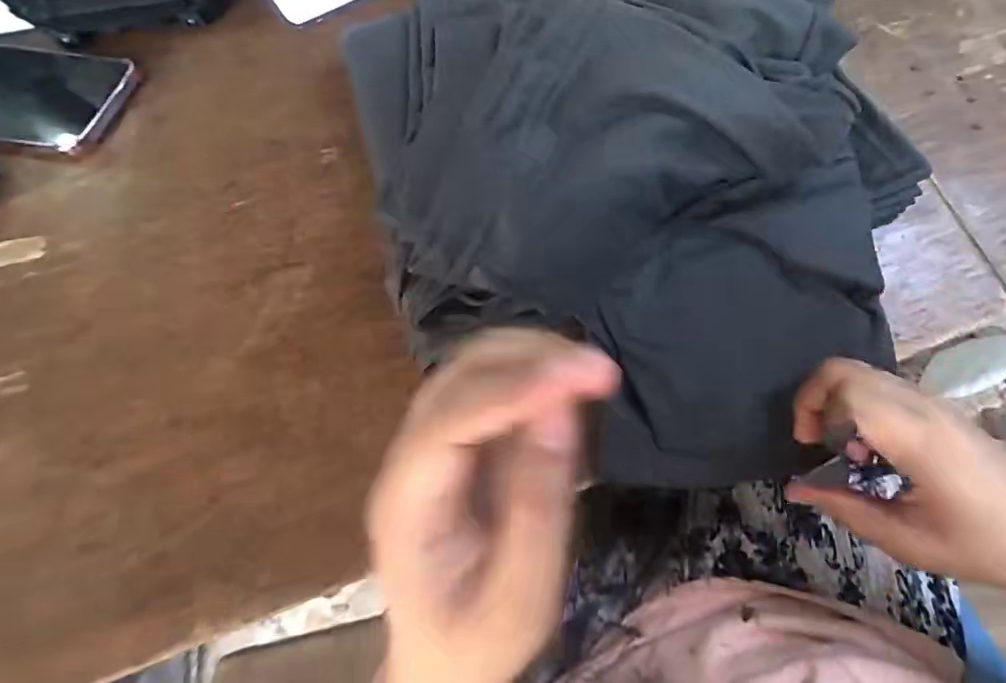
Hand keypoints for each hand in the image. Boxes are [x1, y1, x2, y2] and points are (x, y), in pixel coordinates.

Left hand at [368, 329, 619, 682]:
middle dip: (531, 358)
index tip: (583, 375)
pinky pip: (493, 376)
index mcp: (407, 502)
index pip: (451, 420)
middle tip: (599, 371)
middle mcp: (410, 454)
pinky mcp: (460, 432)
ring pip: (476, 362)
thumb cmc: (478, 641)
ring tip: (590, 372)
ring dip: (534, 353)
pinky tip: (569, 382)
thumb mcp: (518, 600)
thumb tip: (561, 411)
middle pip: (461, 374)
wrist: (442, 661)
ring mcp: (432, 437)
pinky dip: (534, 366)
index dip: (516, 388)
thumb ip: (537, 508)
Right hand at [786, 358, 1005, 598]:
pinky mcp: (938, 404)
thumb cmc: (978, 546)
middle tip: (814, 442)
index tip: (807, 448)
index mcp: (914, 434)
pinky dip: (859, 401)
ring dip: (837, 398)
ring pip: (864, 372)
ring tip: (845, 452)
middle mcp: (920, 403)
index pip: (845, 388)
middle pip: (846, 369)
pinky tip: (873, 449)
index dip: (811, 406)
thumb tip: (794, 487)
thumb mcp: (906, 540)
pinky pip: (883, 384)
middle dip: (815, 396)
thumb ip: (846, 508)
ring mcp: (931, 399)